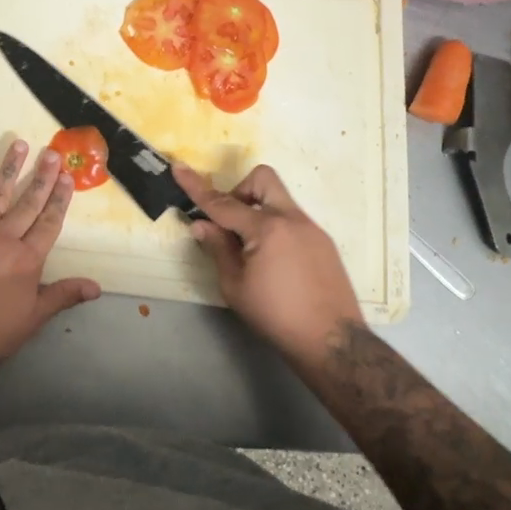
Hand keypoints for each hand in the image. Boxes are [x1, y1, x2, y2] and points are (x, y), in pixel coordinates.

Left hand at [0, 140, 100, 372]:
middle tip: (52, 153)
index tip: (68, 178)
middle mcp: (3, 240)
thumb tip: (96, 286)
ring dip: (8, 170)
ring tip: (18, 144)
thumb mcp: (32, 318)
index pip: (48, 223)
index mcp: (26, 260)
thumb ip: (63, 296)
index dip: (59, 200)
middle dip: (42, 177)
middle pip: (27, 203)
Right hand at [173, 163, 363, 360]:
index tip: (178, 168)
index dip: (196, 187)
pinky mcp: (323, 243)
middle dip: (240, 191)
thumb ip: (218, 249)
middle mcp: (292, 219)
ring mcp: (312, 229)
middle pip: (262, 180)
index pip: (223, 203)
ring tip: (250, 251)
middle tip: (229, 223)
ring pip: (278, 201)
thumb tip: (202, 224)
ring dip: (257, 212)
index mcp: (267, 229)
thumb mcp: (235, 286)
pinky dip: (274, 229)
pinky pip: (292, 221)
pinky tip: (273, 263)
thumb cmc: (275, 315)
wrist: (332, 341)